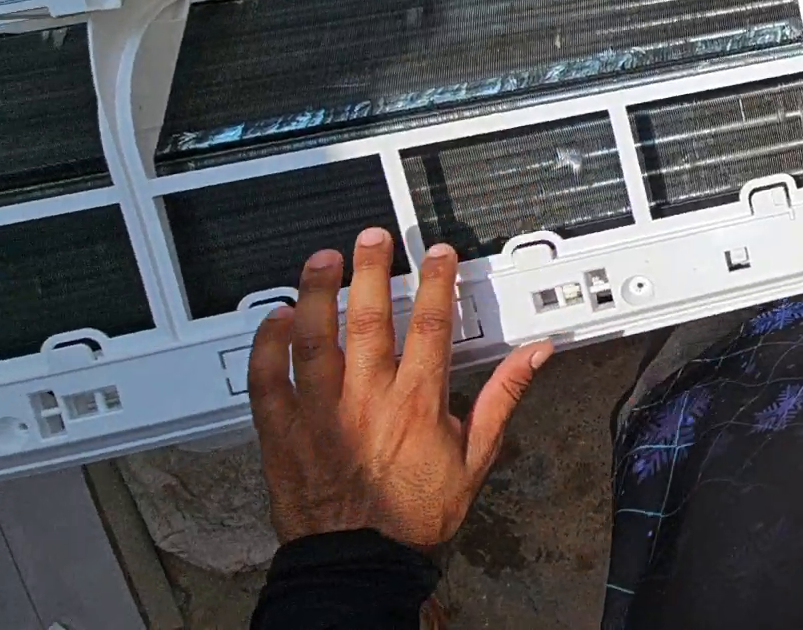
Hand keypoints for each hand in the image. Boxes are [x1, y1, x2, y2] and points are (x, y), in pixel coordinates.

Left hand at [248, 228, 553, 549]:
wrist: (358, 563)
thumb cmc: (417, 511)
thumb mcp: (478, 454)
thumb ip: (504, 396)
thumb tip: (535, 355)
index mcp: (417, 401)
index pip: (427, 325)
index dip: (433, 282)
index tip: (436, 255)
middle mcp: (366, 399)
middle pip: (366, 321)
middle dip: (369, 272)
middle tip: (371, 239)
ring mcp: (319, 415)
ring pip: (312, 342)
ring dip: (316, 296)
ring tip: (320, 261)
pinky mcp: (282, 436)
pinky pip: (267, 384)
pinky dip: (267, 348)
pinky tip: (274, 319)